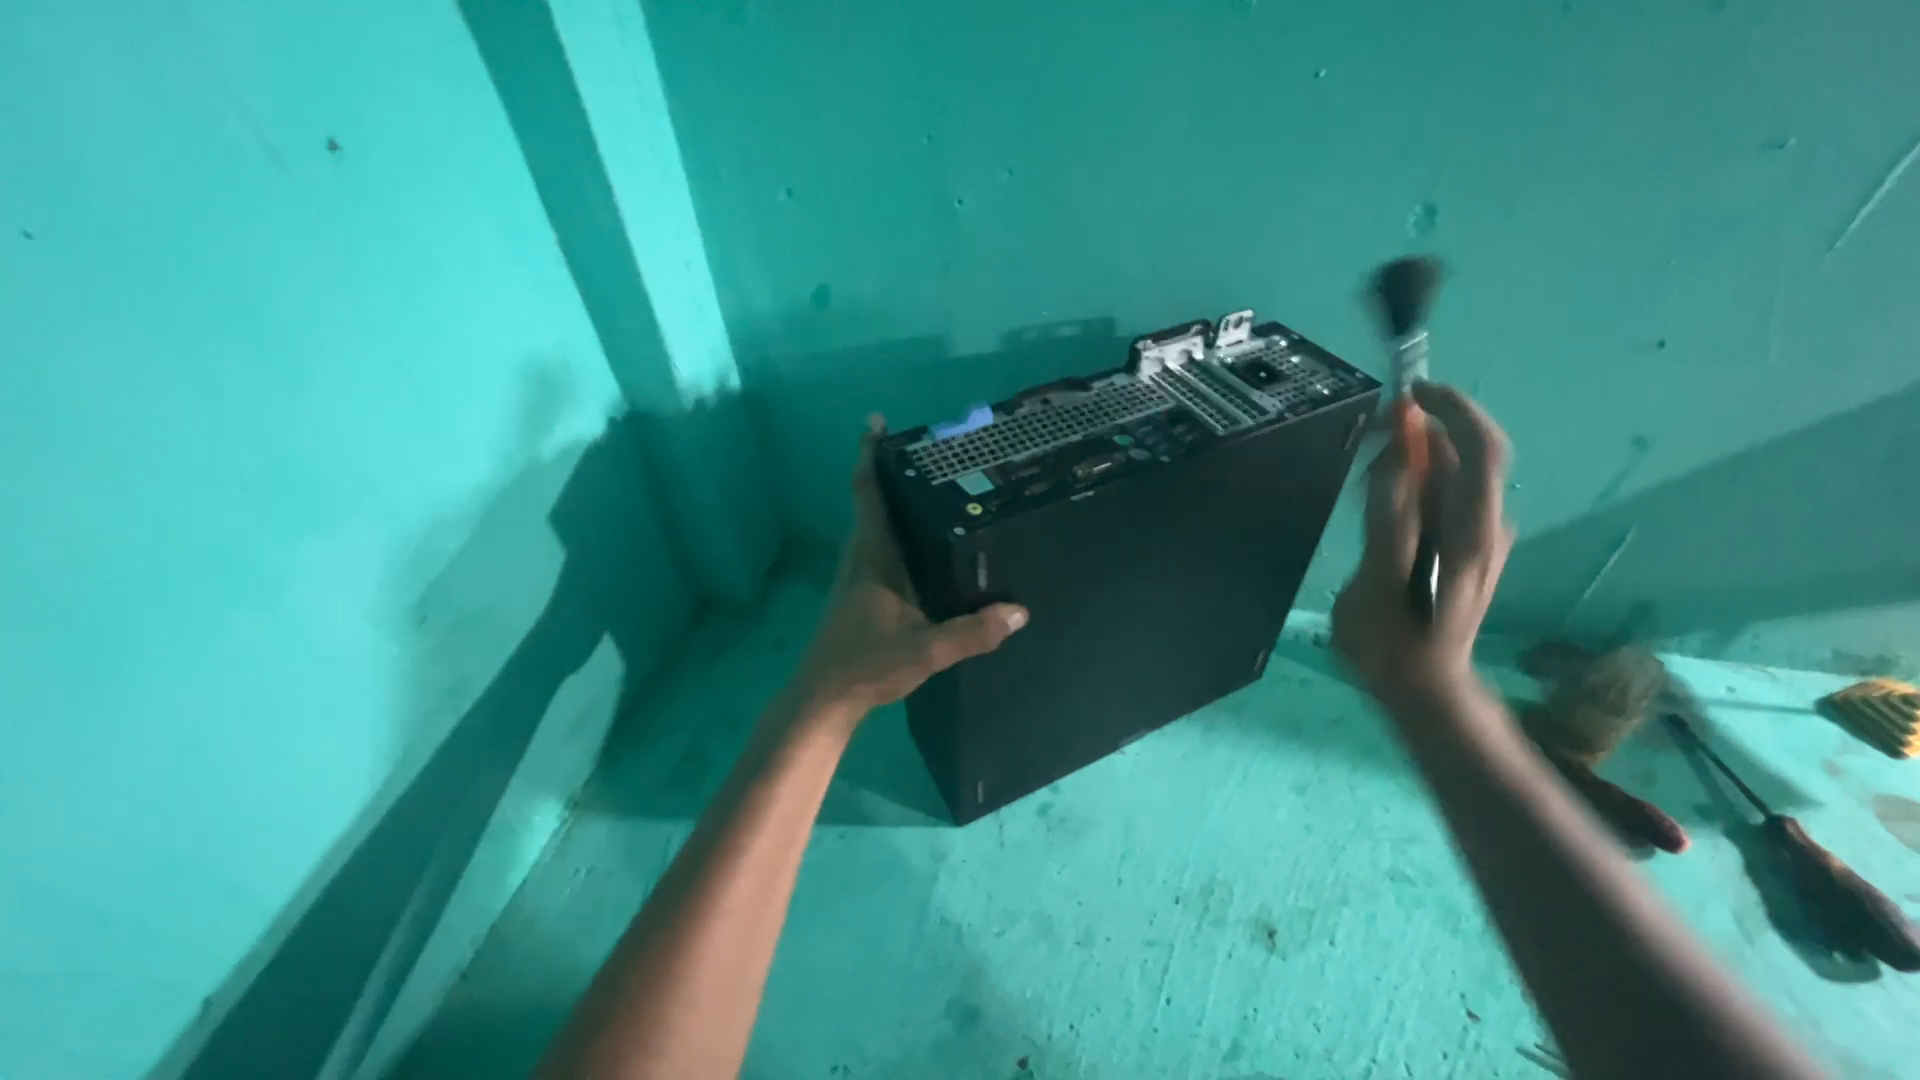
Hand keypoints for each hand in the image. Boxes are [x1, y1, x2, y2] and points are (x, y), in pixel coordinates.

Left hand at [789, 416, 1028, 719]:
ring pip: (874, 529)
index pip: (868, 495)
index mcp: (872, 559)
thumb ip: (972, 632)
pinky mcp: (859, 598)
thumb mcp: (926, 650)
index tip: (876, 422)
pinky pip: (879, 552)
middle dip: (889, 474)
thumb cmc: (866, 665)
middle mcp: (860, 560)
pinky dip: (897, 536)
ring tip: (932, 493)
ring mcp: (856, 579)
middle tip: (928, 455)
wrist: (822, 700)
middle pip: (871, 504)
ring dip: (893, 505)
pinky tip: (923, 552)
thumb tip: (1019, 612)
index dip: (870, 456)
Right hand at [1332, 382, 1512, 707]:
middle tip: (1372, 437)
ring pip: (1448, 476)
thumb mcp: (1378, 586)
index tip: (1408, 394)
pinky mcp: (1464, 548)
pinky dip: (1411, 484)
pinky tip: (1379, 506)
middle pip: (1462, 456)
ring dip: (1410, 462)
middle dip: (1420, 433)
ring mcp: (1478, 538)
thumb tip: (1395, 461)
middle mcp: (1486, 527)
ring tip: (1365, 484)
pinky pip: (1441, 497)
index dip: (1451, 410)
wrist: (1424, 690)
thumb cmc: (1394, 647)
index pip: (1480, 449)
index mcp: (1471, 534)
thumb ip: (1388, 522)